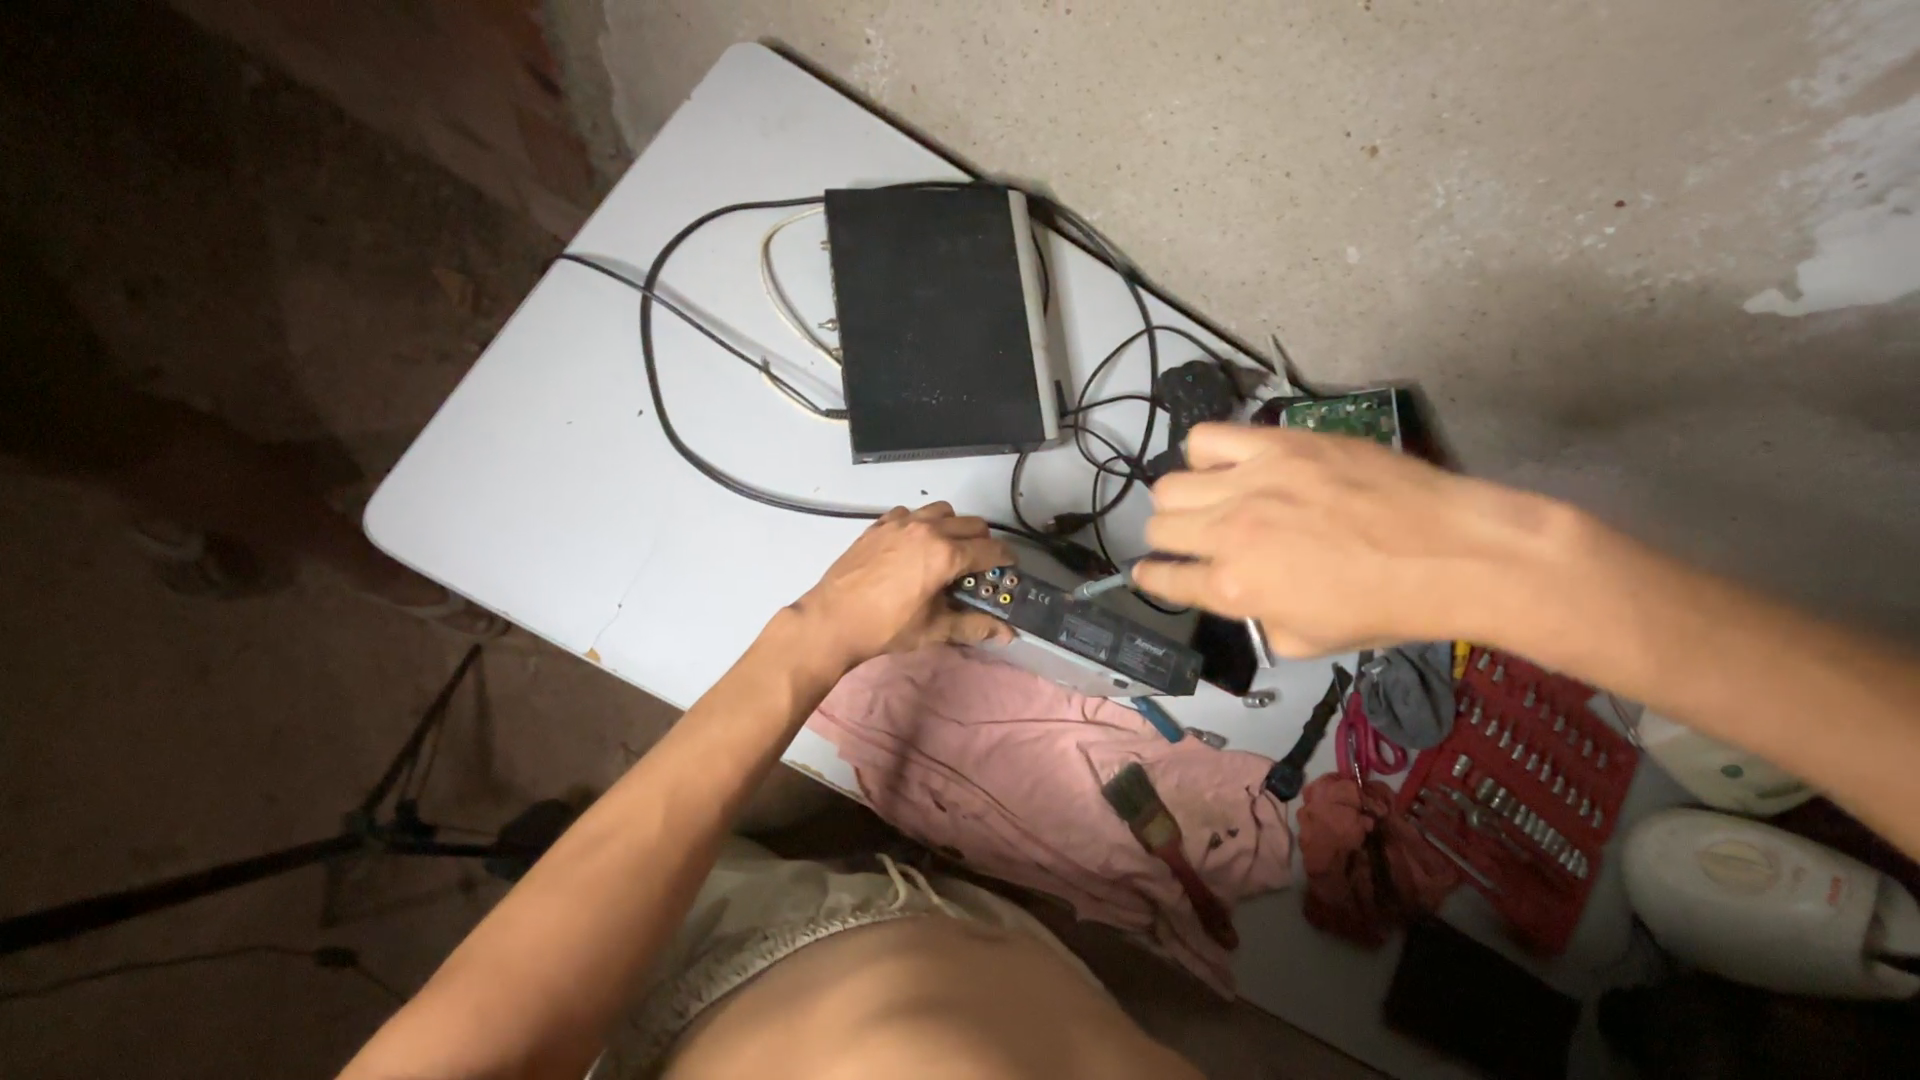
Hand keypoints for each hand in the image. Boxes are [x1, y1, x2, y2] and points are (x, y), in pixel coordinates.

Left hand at [793, 503, 1015, 668]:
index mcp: (946, 554)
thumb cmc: (886, 627)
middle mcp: (928, 530)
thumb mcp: (935, 629)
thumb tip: (1008, 634)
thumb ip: (974, 626)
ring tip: (947, 550)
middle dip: (982, 542)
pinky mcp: (879, 525)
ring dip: (953, 526)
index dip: (1006, 560)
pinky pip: (910, 514)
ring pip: (942, 511)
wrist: (833, 620)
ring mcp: (901, 523)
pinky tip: (913, 545)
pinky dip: (920, 523)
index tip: (1008, 568)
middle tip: (978, 566)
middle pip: (972, 524)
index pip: (991, 550)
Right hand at [1133, 424, 1580, 656]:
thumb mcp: (1306, 639)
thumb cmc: (1383, 606)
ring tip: (1208, 502)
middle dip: (1166, 541)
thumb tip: (1241, 595)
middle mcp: (1228, 533)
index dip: (1152, 577)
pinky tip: (1228, 466)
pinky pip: (1207, 439)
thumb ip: (1254, 618)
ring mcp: (1249, 484)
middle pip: (1158, 527)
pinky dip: (1204, 455)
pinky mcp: (1275, 446)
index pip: (1164, 578)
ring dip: (1180, 501)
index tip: (1151, 572)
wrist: (1449, 552)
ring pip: (1170, 486)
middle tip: (1192, 542)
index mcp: (1234, 588)